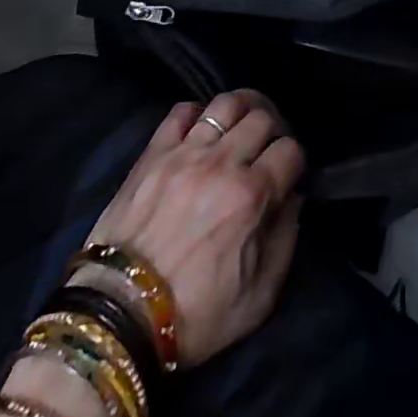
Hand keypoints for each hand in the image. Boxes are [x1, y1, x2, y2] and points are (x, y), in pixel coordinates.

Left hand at [81, 90, 304, 367]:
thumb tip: (293, 199)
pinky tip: (201, 130)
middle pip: (261, 117)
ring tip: (241, 127)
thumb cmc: (196, 313)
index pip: (290, 150)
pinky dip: (197, 113)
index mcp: (251, 196)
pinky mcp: (153, 152)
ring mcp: (183, 152)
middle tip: (268, 148)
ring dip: (241, 110)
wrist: (121, 311)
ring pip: (224, 103)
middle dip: (274, 129)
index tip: (289, 175)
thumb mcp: (259, 297)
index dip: (296, 161)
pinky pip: (180, 111)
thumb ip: (285, 240)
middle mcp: (221, 162)